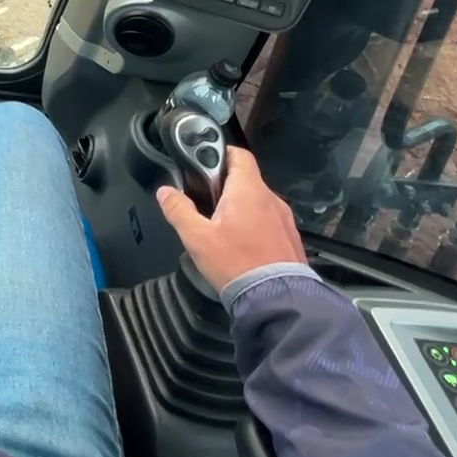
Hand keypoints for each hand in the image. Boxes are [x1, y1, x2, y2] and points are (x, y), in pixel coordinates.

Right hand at [155, 146, 305, 291]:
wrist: (281, 303)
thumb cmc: (236, 263)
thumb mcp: (197, 237)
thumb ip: (178, 210)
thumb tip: (165, 192)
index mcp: (249, 191)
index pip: (239, 155)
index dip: (219, 153)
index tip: (201, 164)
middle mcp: (271, 200)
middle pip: (245, 179)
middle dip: (223, 184)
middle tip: (202, 200)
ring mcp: (285, 221)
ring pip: (256, 201)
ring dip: (238, 206)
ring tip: (219, 226)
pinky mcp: (291, 240)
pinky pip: (268, 221)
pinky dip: (253, 224)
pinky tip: (239, 244)